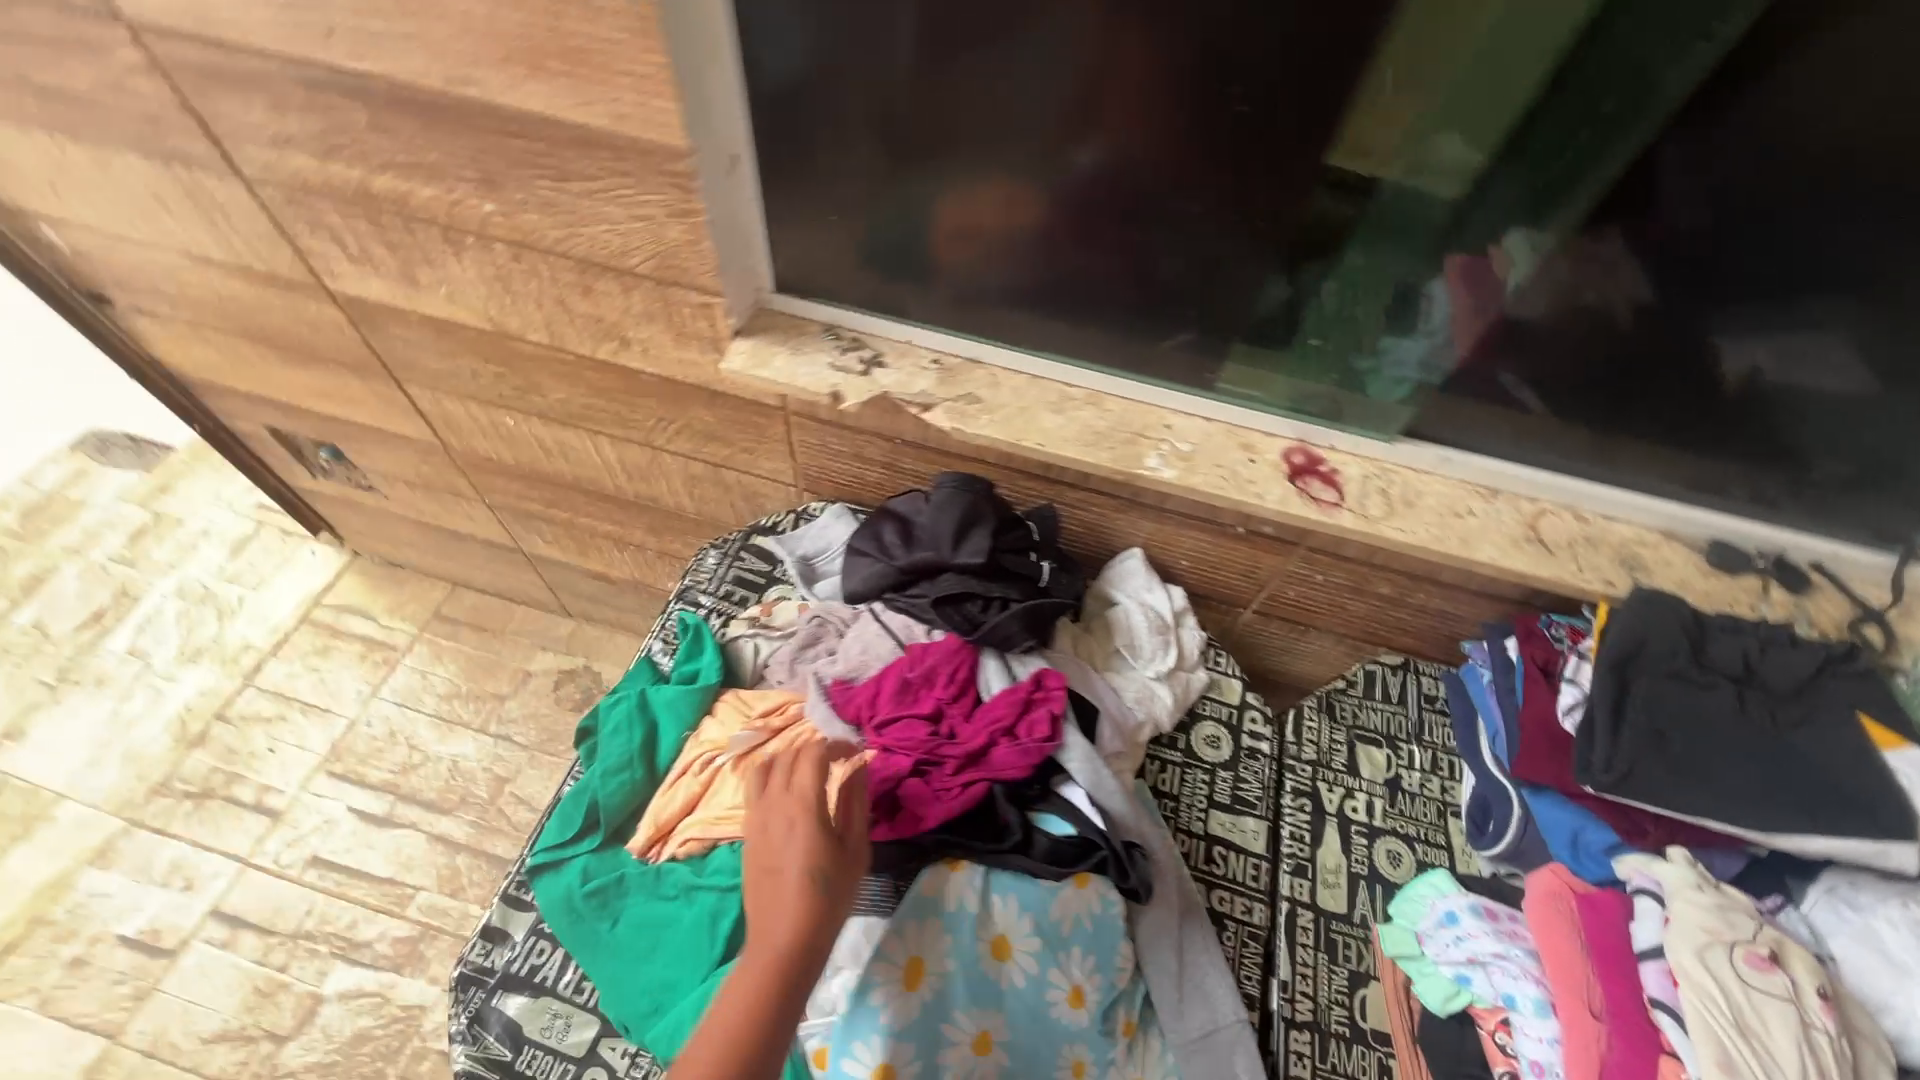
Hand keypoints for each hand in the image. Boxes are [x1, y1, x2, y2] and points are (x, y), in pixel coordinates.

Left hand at [742, 739, 868, 967]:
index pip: (815, 751)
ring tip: (811, 771)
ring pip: (767, 765)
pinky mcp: (747, 830)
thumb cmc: (829, 896)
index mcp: (802, 802)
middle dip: (816, 748)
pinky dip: (772, 774)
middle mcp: (773, 800)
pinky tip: (789, 791)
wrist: (784, 940)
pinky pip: (754, 786)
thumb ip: (855, 800)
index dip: (837, 744)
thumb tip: (857, 765)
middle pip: (790, 753)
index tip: (856, 754)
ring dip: (790, 758)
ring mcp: (755, 814)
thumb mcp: (855, 848)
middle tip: (839, 760)